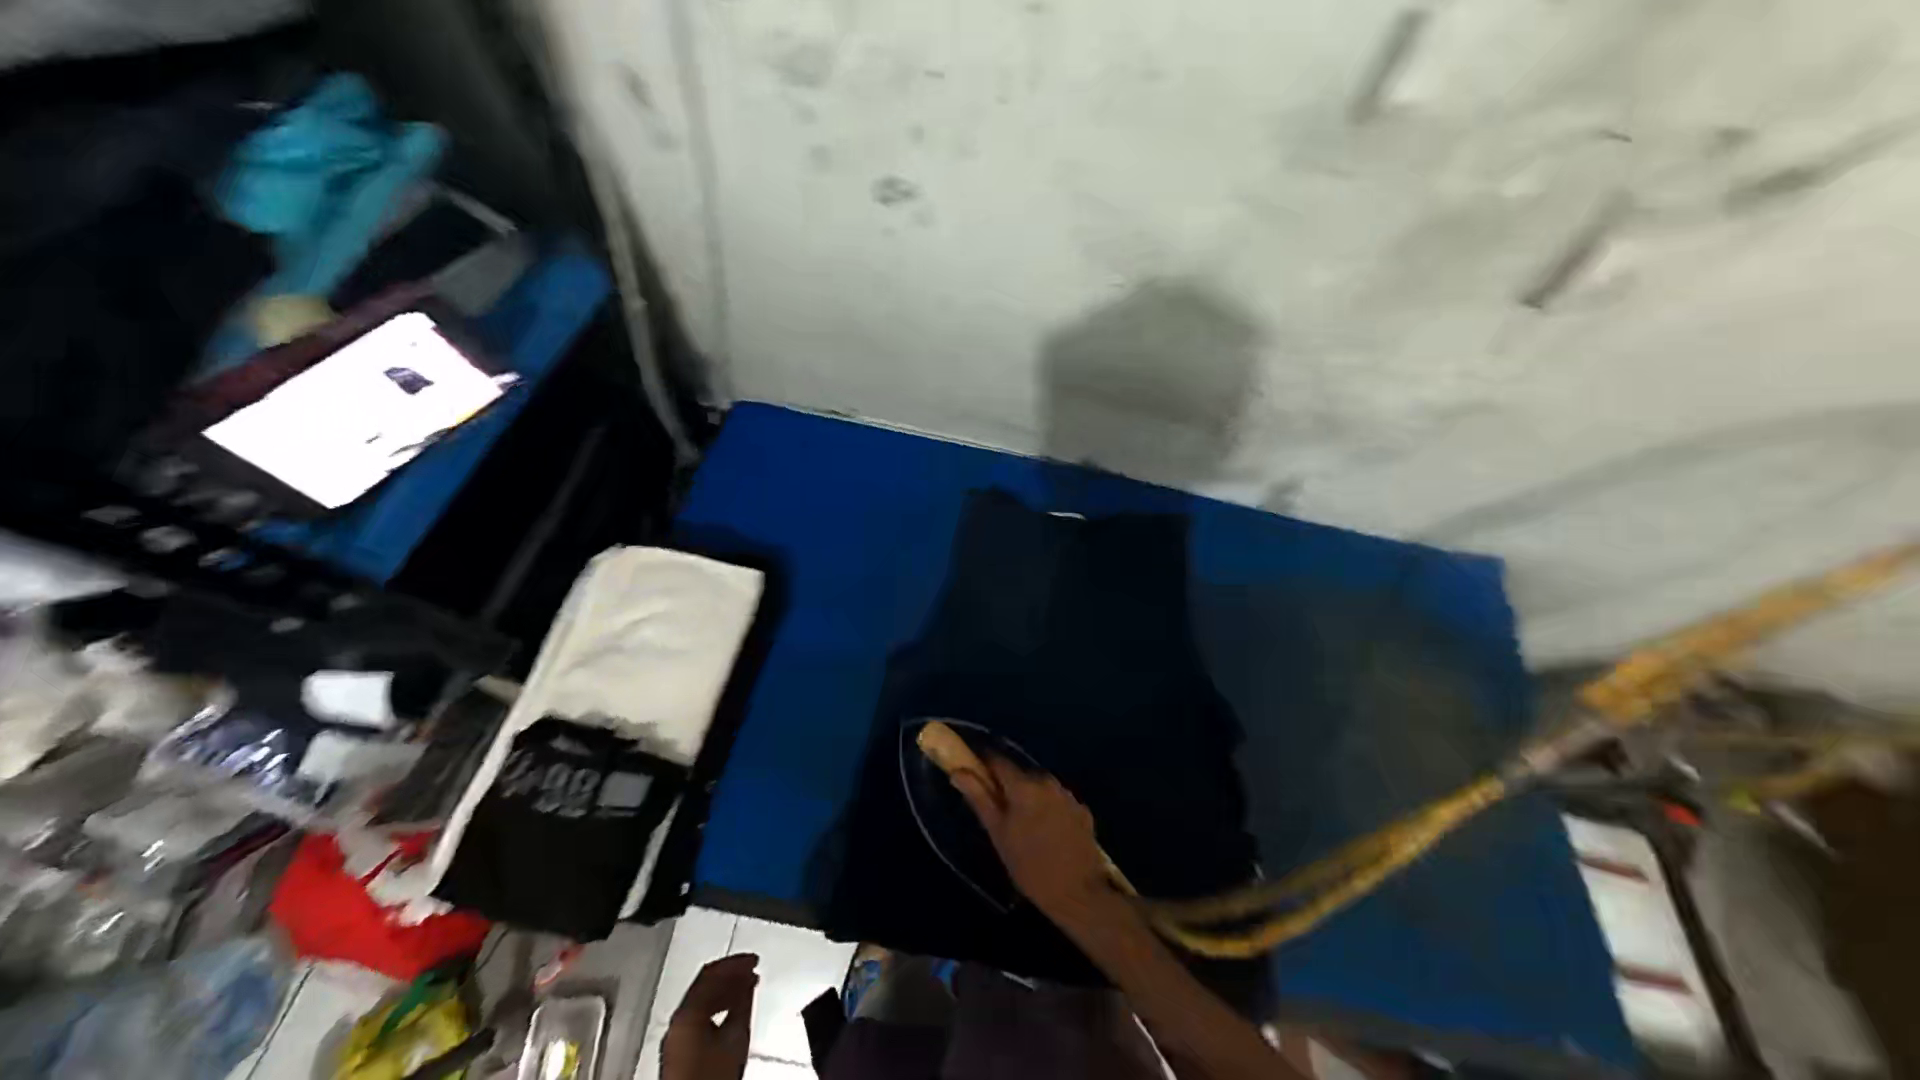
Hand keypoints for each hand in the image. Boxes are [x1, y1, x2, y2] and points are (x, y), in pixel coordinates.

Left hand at [661, 953, 758, 1079]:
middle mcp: (677, 1021)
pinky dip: (717, 1007)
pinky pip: (698, 1017)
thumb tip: (747, 984)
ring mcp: (676, 1036)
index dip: (736, 963)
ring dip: (725, 990)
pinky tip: (731, 1011)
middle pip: (705, 985)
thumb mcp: (736, 1036)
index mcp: (687, 1012)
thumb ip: (742, 1003)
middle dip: (730, 975)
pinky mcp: (679, 1050)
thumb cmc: (711, 1077)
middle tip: (750, 969)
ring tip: (746, 987)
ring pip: (702, 1001)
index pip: (712, 973)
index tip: (753, 959)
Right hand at [950, 756, 1115, 923]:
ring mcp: (1068, 795)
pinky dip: (1048, 808)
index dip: (983, 764)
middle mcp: (1048, 781)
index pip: (998, 760)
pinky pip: (1058, 801)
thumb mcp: (997, 833)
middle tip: (998, 810)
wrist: (1079, 893)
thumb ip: (978, 797)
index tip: (973, 773)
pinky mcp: (1083, 810)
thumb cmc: (1029, 865)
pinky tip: (1047, 832)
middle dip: (1007, 786)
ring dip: (1029, 797)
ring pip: (1040, 787)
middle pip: (1020, 774)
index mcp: (1024, 785)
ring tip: (1023, 824)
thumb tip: (958, 771)